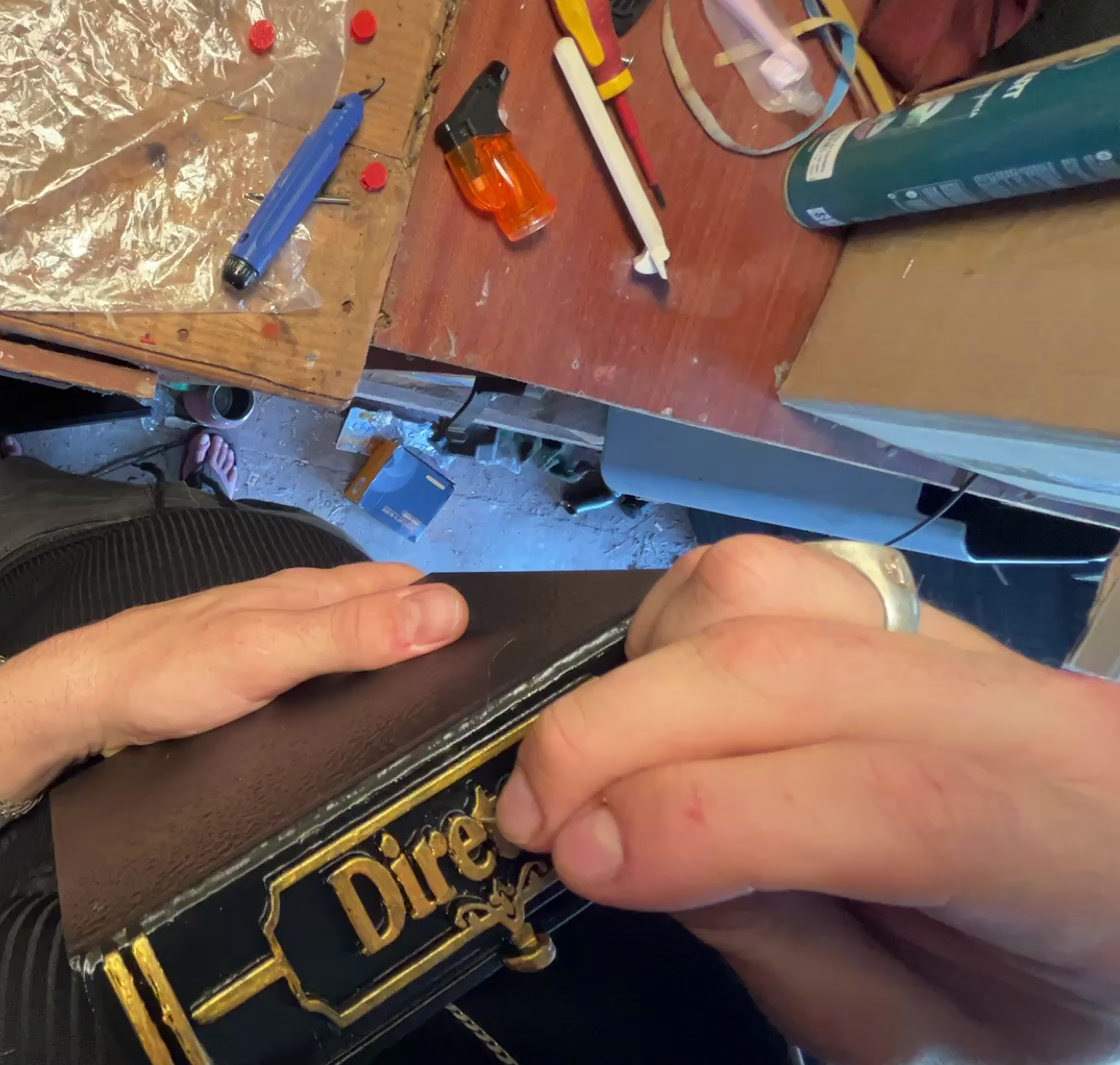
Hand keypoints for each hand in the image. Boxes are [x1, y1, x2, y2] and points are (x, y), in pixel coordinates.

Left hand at [31, 563, 468, 754]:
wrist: (92, 699)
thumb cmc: (175, 669)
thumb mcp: (268, 652)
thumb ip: (351, 634)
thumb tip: (450, 610)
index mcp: (314, 592)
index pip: (412, 588)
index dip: (460, 618)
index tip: (515, 670)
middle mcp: (302, 610)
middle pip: (391, 618)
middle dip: (439, 648)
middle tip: (490, 714)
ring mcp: (280, 645)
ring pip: (358, 649)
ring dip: (398, 675)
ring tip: (441, 730)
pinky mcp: (261, 680)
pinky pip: (326, 679)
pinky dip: (356, 694)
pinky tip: (366, 729)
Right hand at [493, 536, 1119, 1063]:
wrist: (1084, 898)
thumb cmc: (1000, 1001)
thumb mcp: (901, 1033)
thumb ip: (763, 937)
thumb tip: (607, 838)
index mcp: (1093, 845)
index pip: (893, 802)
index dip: (701, 823)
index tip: (575, 862)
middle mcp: (1029, 704)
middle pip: (780, 670)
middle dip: (609, 735)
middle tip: (531, 813)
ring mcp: (942, 626)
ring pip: (743, 591)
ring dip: (632, 675)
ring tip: (608, 757)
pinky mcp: (865, 594)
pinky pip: (730, 576)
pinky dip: (656, 633)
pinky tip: (657, 701)